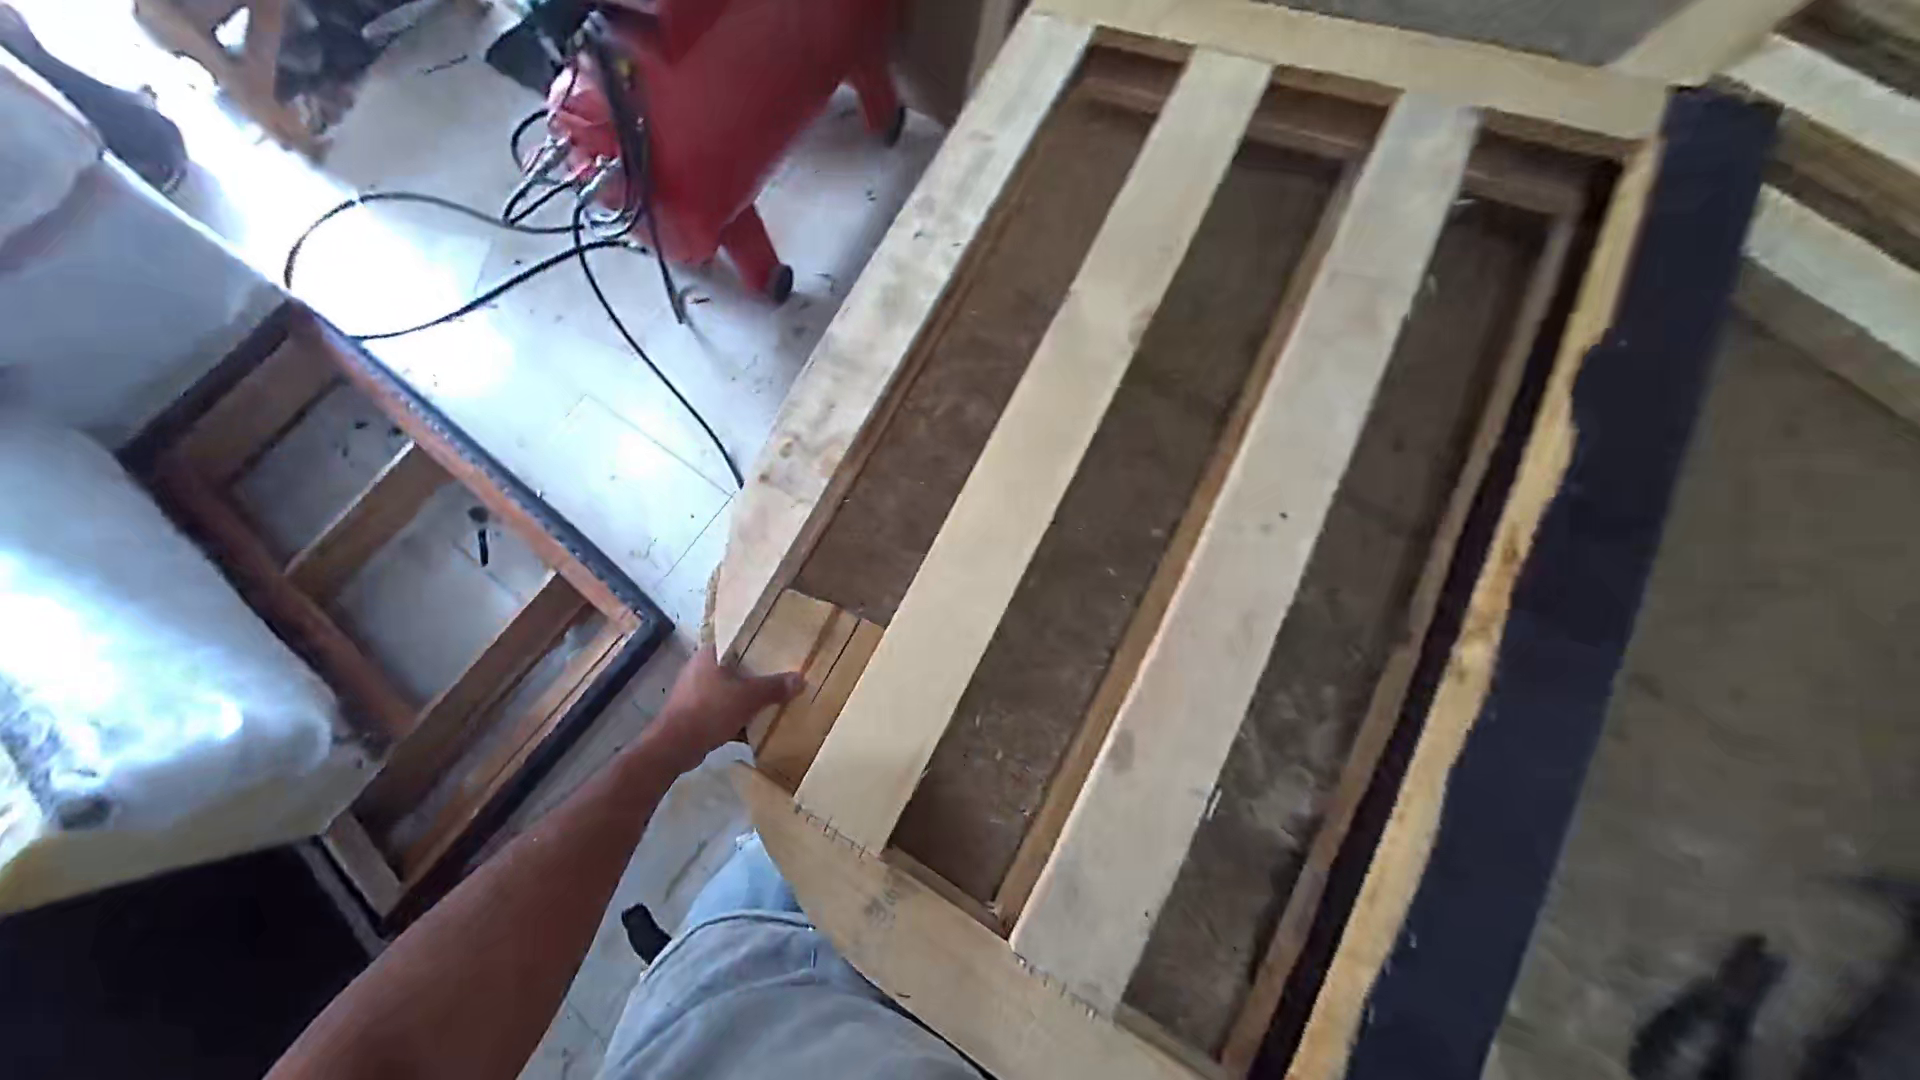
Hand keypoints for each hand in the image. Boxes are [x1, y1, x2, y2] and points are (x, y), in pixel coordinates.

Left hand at [640, 643, 803, 773]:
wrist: (674, 747)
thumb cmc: (710, 710)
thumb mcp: (749, 697)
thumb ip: (775, 687)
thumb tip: (801, 679)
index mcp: (709, 655)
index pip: (737, 640)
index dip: (757, 643)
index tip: (777, 648)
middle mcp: (699, 669)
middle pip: (735, 667)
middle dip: (756, 674)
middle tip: (780, 674)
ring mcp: (694, 692)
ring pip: (728, 690)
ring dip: (746, 697)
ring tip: (772, 699)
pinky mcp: (693, 714)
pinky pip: (721, 710)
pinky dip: (736, 716)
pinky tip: (755, 726)